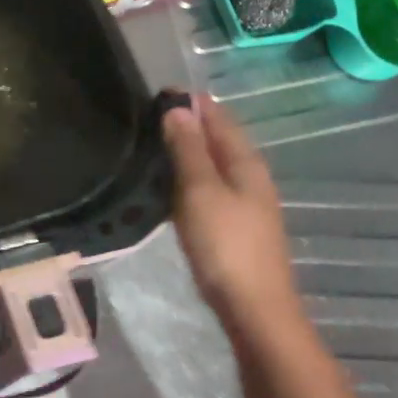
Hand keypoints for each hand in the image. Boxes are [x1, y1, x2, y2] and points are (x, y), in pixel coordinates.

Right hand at [164, 97, 301, 326]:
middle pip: (218, 140)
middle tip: (144, 115)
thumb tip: (177, 108)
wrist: (254, 308)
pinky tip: (166, 183)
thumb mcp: (200, 192)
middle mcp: (250, 177)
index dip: (190, 102)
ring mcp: (245, 203)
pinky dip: (187, 176)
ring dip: (186, 151)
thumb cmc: (226, 245)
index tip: (155, 90)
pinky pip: (208, 186)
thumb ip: (188, 150)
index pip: (218, 118)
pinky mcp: (233, 225)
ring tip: (148, 143)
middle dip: (187, 123)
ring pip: (213, 164)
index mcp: (246, 163)